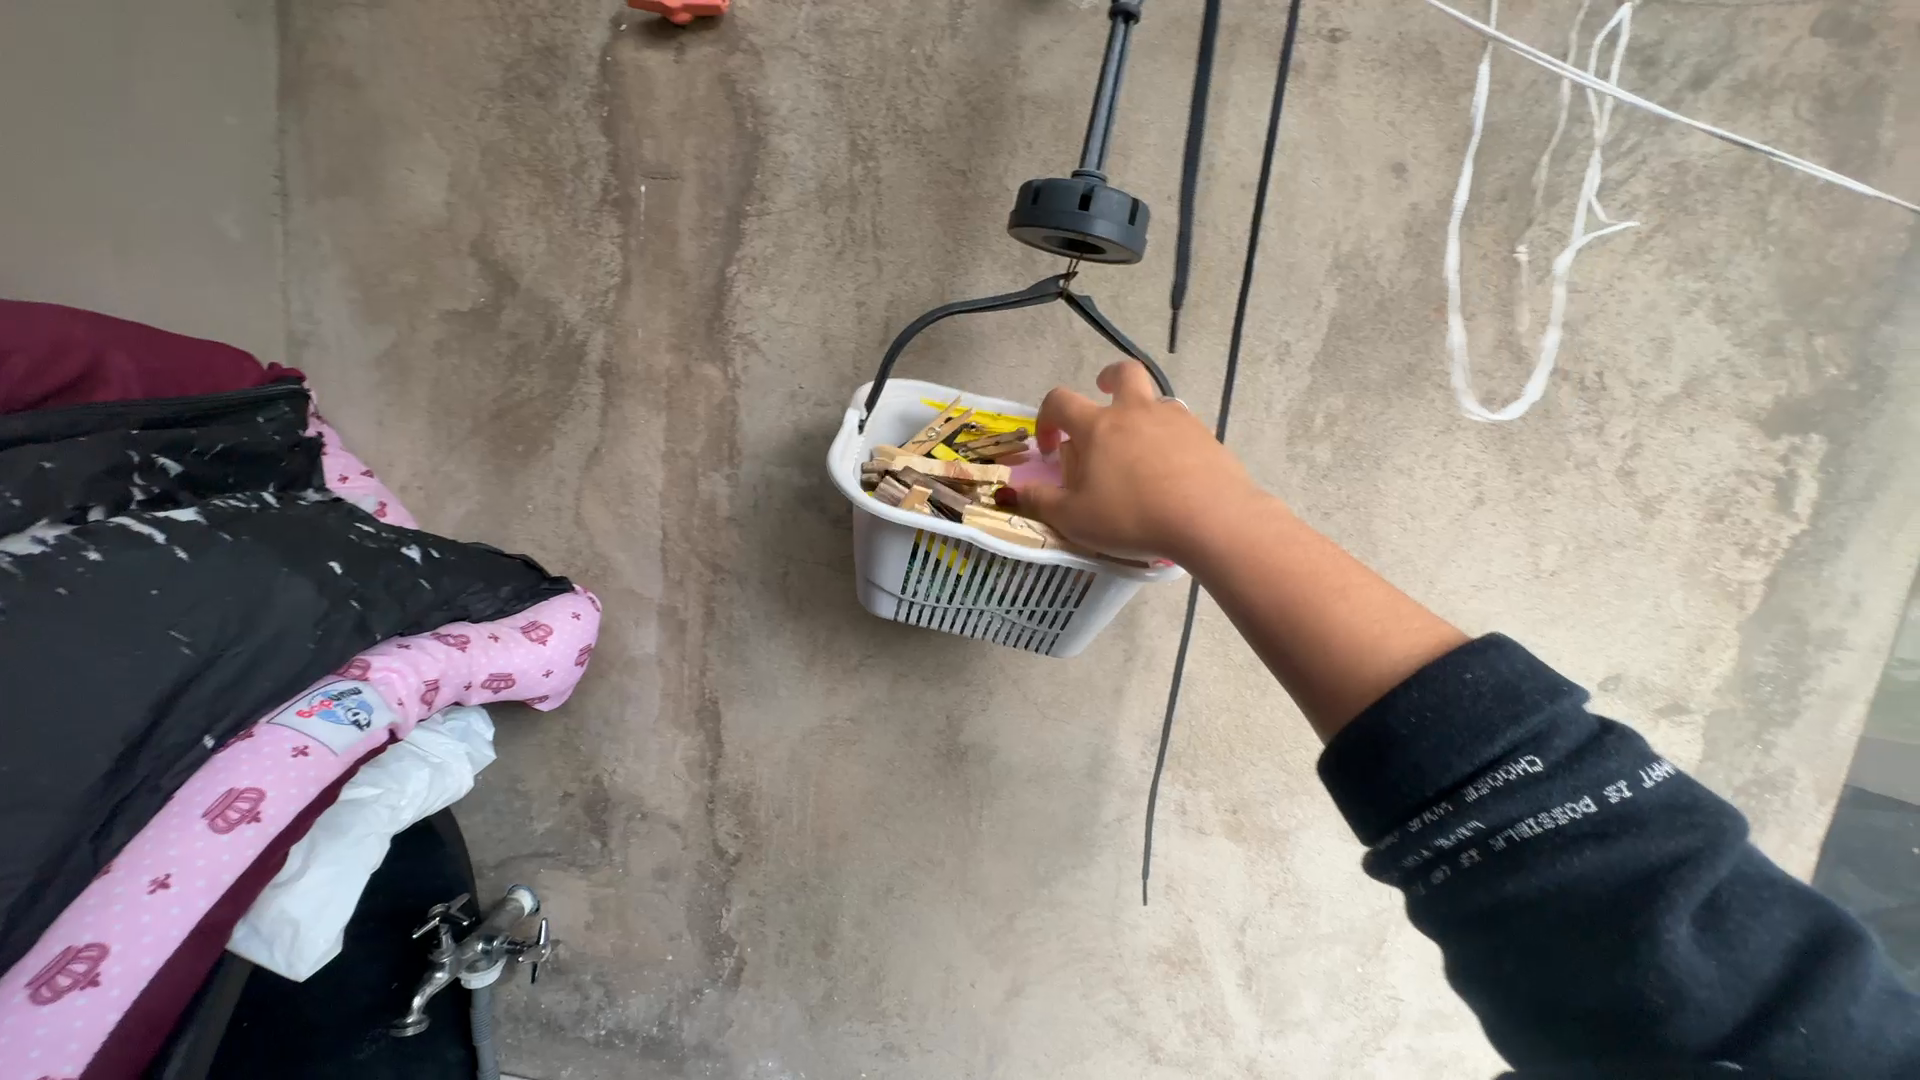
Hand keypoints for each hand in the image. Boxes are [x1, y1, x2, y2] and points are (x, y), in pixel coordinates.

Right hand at [1006, 361, 1273, 560]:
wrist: (1209, 517)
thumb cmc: (1131, 516)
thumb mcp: (1074, 518)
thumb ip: (1041, 502)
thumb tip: (1016, 490)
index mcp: (1097, 426)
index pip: (1060, 401)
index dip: (1047, 418)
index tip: (1050, 447)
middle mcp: (1135, 412)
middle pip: (1123, 373)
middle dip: (1108, 379)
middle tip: (1103, 396)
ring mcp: (1175, 420)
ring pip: (1155, 401)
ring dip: (1142, 414)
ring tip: (1138, 450)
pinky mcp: (1205, 436)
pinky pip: (1181, 428)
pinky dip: (1170, 440)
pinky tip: (1171, 471)